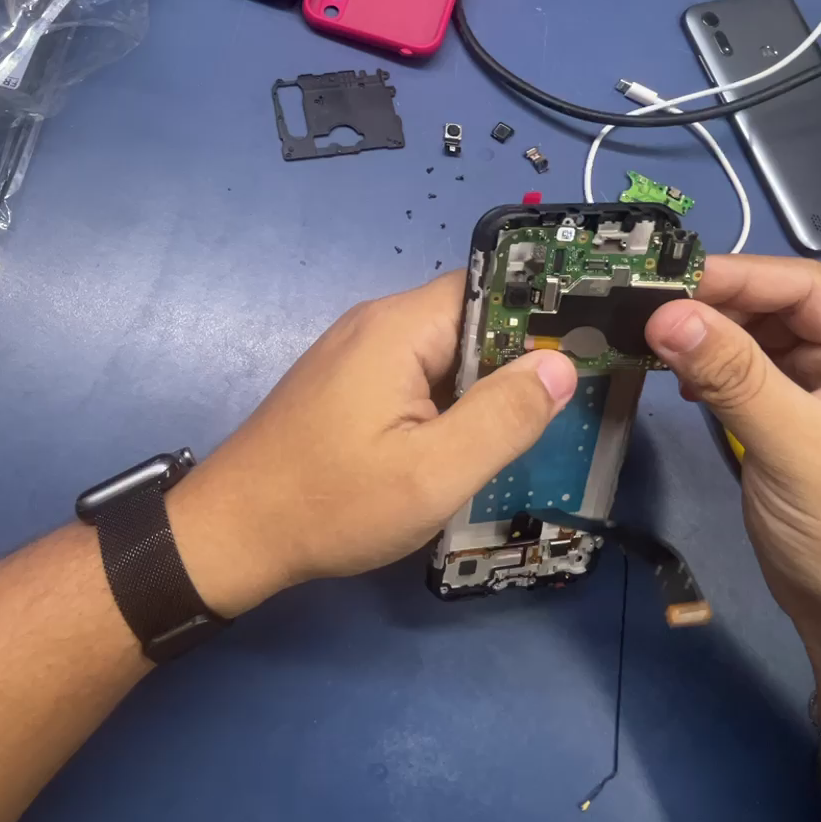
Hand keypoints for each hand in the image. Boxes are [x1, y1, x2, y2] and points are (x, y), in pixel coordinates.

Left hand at [168, 273, 578, 616]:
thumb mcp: (432, 473)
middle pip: (467, 320)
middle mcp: (375, 324)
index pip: (487, 291)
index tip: (587, 350)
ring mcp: (355, 353)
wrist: (233, 531)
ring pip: (443, 352)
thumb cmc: (332, 503)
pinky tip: (467, 440)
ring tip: (530, 426)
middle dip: (517, 358)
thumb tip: (560, 364)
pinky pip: (414, 375)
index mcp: (398, 328)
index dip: (540, 316)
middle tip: (567, 403)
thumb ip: (502, 417)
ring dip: (482, 385)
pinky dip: (447, 400)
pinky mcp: (346, 383)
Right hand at [640, 255, 820, 642]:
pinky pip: (752, 376)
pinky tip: (680, 379)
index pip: (807, 287)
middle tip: (641, 311)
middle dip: (714, 309)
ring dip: (708, 340)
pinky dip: (713, 372)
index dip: (734, 278)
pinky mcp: (803, 421)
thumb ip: (733, 375)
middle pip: (781, 309)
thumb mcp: (799, 450)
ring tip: (649, 341)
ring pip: (760, 341)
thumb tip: (665, 312)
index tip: (659, 282)